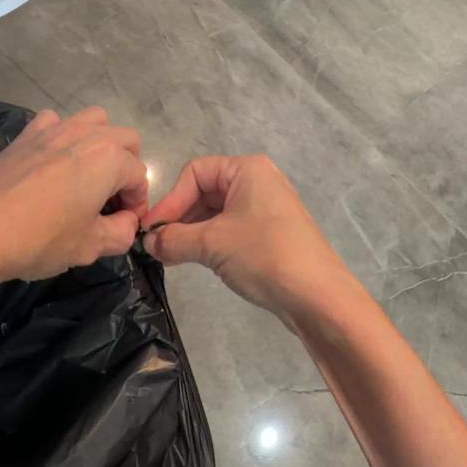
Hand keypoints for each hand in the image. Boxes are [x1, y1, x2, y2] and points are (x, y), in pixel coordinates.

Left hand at [0, 107, 147, 290]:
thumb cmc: (38, 240)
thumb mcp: (89, 247)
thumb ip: (120, 233)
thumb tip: (126, 222)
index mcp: (109, 158)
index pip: (140, 175)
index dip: (137, 203)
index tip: (124, 226)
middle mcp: (87, 133)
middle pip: (125, 139)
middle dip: (126, 168)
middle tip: (110, 201)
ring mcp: (54, 128)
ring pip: (94, 120)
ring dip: (100, 144)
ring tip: (86, 177)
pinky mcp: (26, 133)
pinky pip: (56, 123)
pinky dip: (62, 136)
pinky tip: (51, 164)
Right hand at [142, 155, 352, 320]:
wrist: (318, 296)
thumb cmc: (265, 255)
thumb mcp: (212, 244)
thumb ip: (174, 239)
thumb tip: (149, 241)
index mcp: (247, 169)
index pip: (195, 172)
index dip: (171, 200)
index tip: (152, 231)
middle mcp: (257, 181)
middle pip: (205, 190)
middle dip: (180, 216)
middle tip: (157, 246)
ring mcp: (266, 207)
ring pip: (216, 211)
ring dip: (192, 232)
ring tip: (173, 256)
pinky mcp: (270, 233)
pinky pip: (230, 228)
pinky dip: (211, 241)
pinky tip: (198, 261)